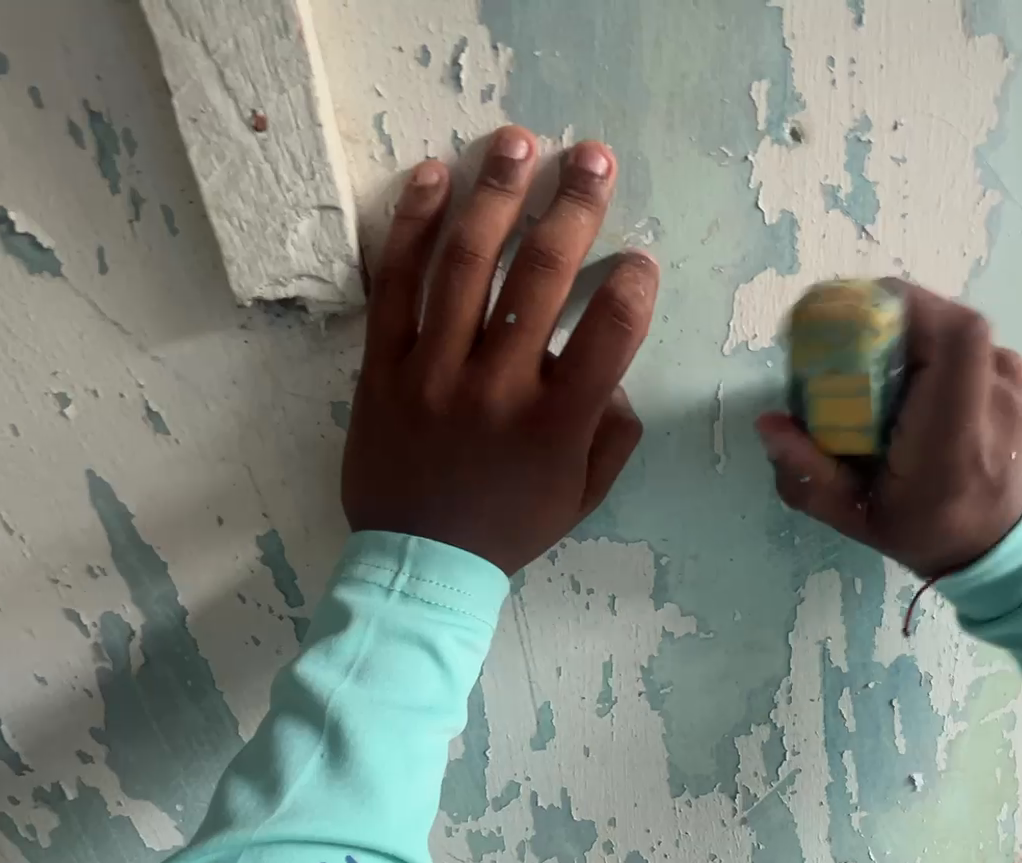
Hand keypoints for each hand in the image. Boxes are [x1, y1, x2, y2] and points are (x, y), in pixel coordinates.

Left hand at [343, 126, 659, 574]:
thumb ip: (613, 435)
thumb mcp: (582, 496)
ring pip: (464, 265)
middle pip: (539, 279)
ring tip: (518, 143)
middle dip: (575, 208)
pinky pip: (393, 284)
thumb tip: (617, 376)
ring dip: (495, 195)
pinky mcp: (381, 366)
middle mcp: (497, 387)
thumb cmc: (509, 527)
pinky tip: (434, 178)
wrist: (420, 560)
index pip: (610, 334)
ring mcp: (432, 371)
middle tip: (593, 158)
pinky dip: (412, 225)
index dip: (634, 285)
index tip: (640, 262)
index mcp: (556, 425)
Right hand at [756, 285, 1021, 575]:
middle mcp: (997, 404)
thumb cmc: (922, 531)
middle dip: (892, 319)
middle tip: (848, 339)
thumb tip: (770, 423)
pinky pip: (969, 345)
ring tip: (876, 363)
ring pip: (956, 331)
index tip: (851, 312)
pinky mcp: (1019, 381)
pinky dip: (933, 349)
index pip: (954, 339)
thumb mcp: (853, 516)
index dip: (905, 307)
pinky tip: (910, 379)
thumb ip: (807, 476)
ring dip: (911, 335)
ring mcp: (1016, 388)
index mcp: (955, 440)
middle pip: (949, 324)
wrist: (1001, 547)